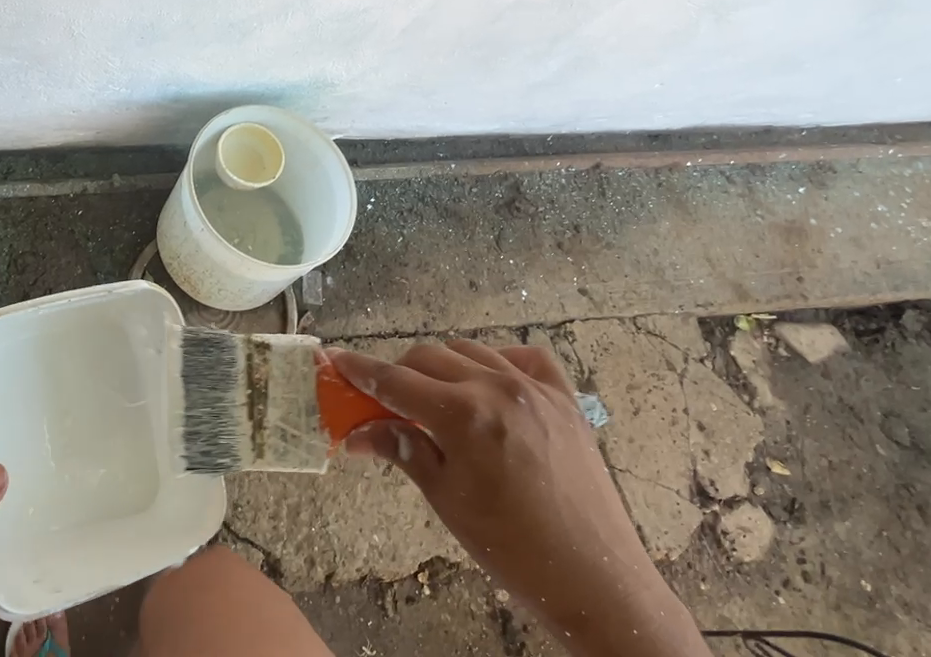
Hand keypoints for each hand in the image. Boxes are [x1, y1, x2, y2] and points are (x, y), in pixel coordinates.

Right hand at [327, 341, 710, 656]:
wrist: (595, 580)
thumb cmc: (510, 547)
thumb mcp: (445, 498)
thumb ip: (401, 450)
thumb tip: (355, 433)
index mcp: (463, 415)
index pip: (395, 380)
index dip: (360, 370)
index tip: (335, 360)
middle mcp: (498, 388)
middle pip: (427, 357)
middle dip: (398, 372)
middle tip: (383, 400)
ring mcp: (536, 389)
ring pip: (469, 351)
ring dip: (442, 366)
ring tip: (433, 397)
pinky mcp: (566, 400)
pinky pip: (525, 356)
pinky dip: (497, 360)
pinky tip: (487, 382)